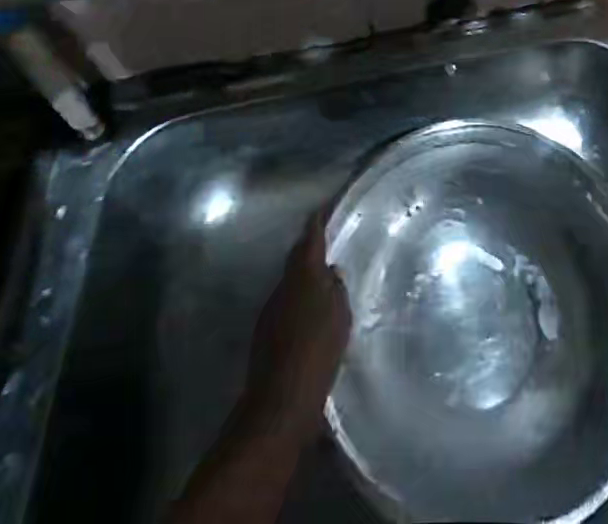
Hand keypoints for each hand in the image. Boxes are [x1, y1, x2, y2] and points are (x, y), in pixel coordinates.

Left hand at [245, 209, 351, 424]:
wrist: (281, 400)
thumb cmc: (318, 352)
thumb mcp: (339, 317)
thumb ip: (337, 290)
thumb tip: (332, 271)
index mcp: (303, 279)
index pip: (309, 242)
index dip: (316, 223)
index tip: (322, 208)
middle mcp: (283, 289)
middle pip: (296, 260)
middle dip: (309, 247)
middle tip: (328, 237)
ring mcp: (271, 311)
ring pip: (290, 281)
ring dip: (305, 273)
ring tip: (325, 272)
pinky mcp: (267, 332)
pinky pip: (287, 301)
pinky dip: (300, 296)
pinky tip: (313, 308)